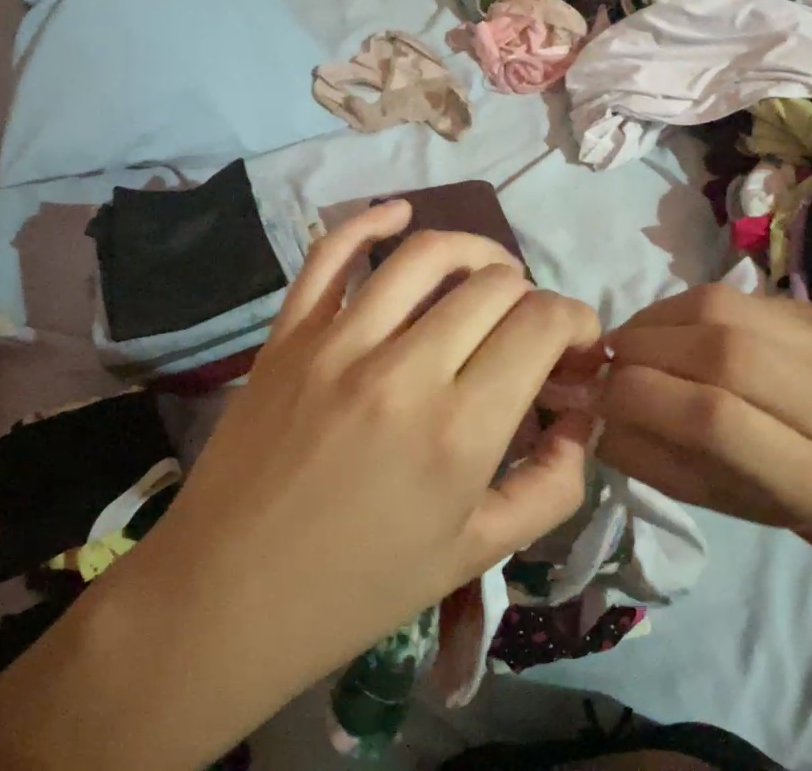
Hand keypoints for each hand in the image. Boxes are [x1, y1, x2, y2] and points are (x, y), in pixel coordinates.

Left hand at [136, 200, 602, 681]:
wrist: (229, 597)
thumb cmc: (359, 588)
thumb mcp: (474, 554)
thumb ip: (550, 486)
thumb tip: (582, 419)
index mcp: (461, 429)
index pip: (543, 324)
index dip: (578, 323)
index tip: (577, 349)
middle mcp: (405, 369)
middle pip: (495, 284)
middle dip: (533, 299)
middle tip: (529, 335)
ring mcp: (338, 343)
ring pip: (425, 254)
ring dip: (475, 252)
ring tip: (489, 276)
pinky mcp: (287, 335)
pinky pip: (329, 255)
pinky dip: (369, 222)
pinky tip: (399, 213)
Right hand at [596, 283, 811, 554]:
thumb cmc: (772, 499)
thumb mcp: (704, 497)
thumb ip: (643, 451)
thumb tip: (589, 398)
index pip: (714, 420)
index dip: (642, 396)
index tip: (595, 390)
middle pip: (727, 354)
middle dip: (648, 347)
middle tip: (610, 354)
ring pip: (734, 310)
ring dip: (663, 317)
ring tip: (635, 336)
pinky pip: (747, 297)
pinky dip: (694, 306)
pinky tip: (677, 327)